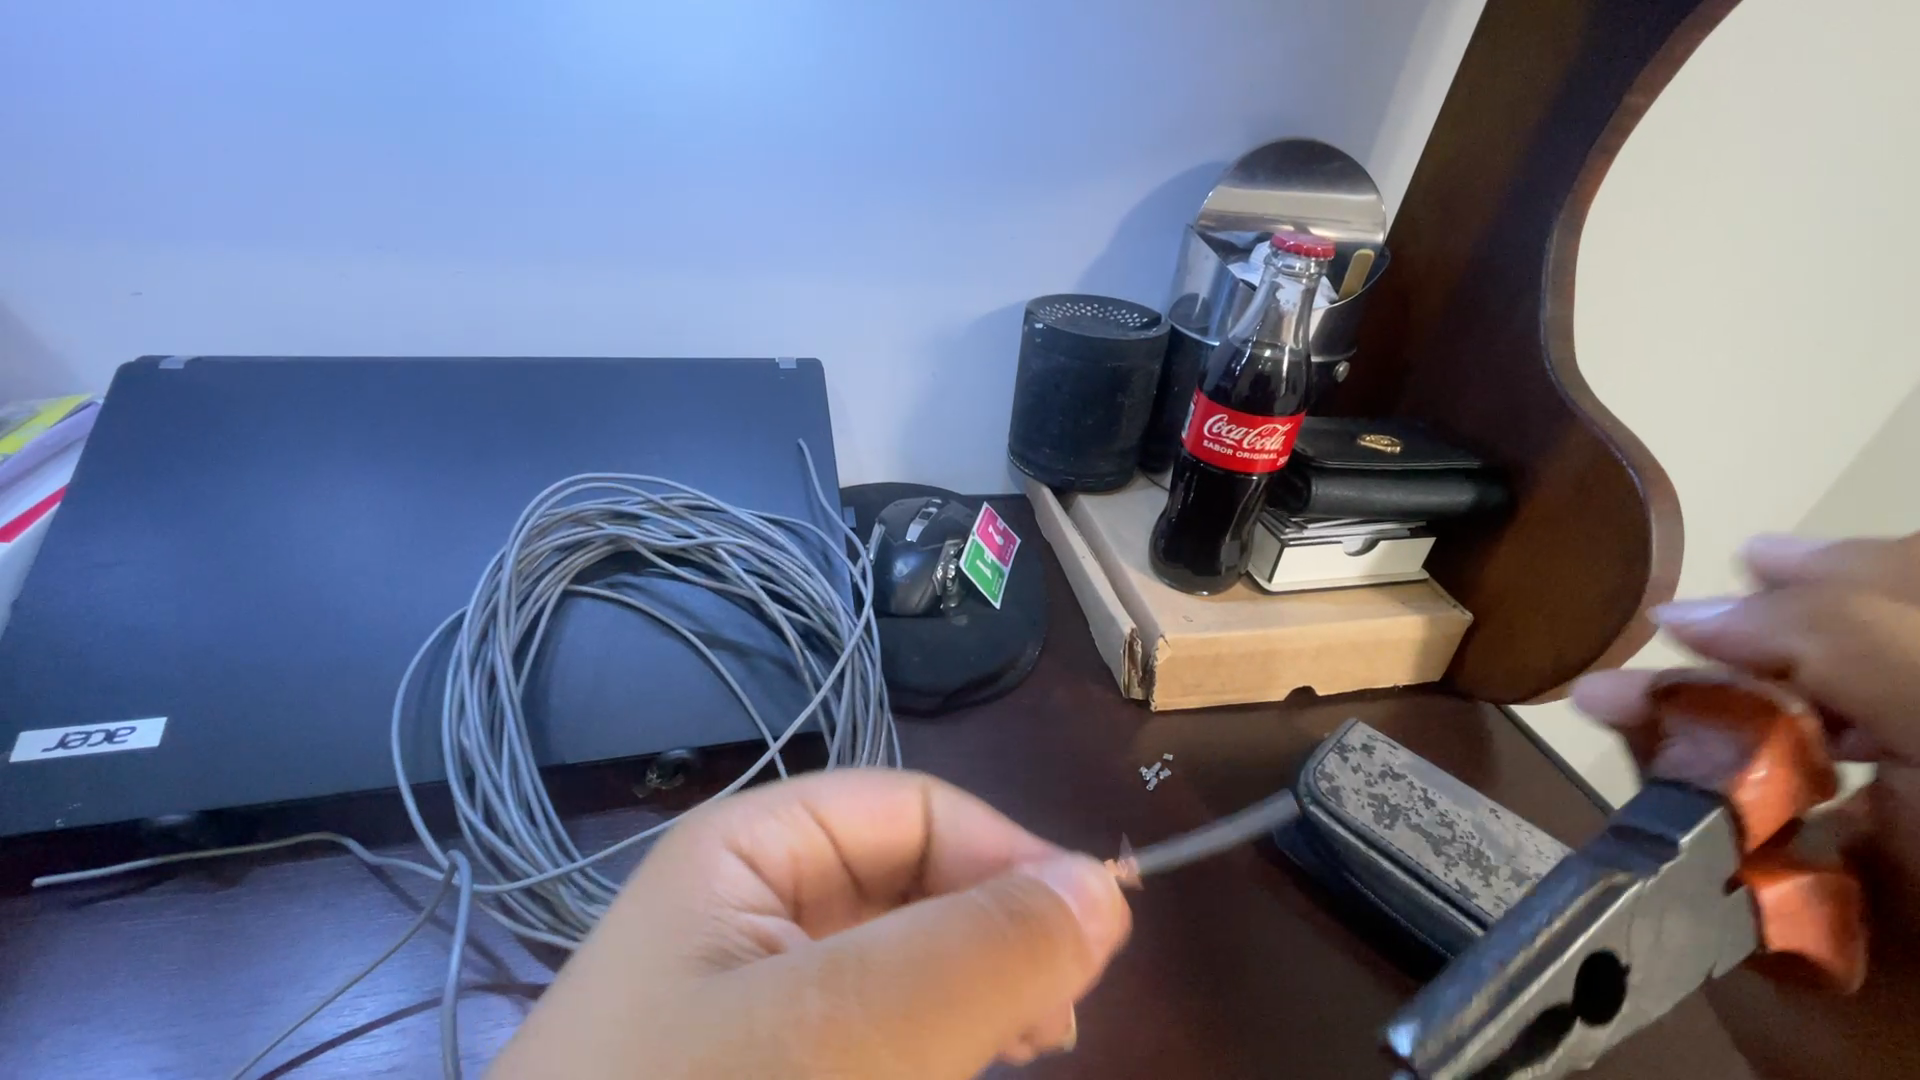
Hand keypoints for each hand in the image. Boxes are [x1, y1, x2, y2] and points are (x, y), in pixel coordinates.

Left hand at [489, 770, 1130, 1079]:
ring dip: (974, 989)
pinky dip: (936, 1038)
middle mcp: (751, 904)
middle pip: (910, 880)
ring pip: (902, 957)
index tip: (1093, 934)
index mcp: (749, 850)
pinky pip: (877, 1025)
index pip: (912, 808)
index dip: (1007, 853)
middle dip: (993, 930)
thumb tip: (1103, 887)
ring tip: (1029, 1045)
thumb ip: (980, 952)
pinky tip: (970, 1065)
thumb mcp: (842, 1035)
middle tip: (1058, 1016)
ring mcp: (756, 995)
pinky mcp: (772, 1064)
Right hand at [1572, 533, 1919, 1079]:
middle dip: (1850, 581)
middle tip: (1745, 568)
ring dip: (1889, 595)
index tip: (1674, 628)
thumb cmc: (1867, 1052)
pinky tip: (1857, 658)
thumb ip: (1694, 799)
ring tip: (1790, 582)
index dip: (1786, 622)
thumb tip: (1608, 697)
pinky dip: (1906, 641)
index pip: (1891, 654)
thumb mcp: (1762, 936)